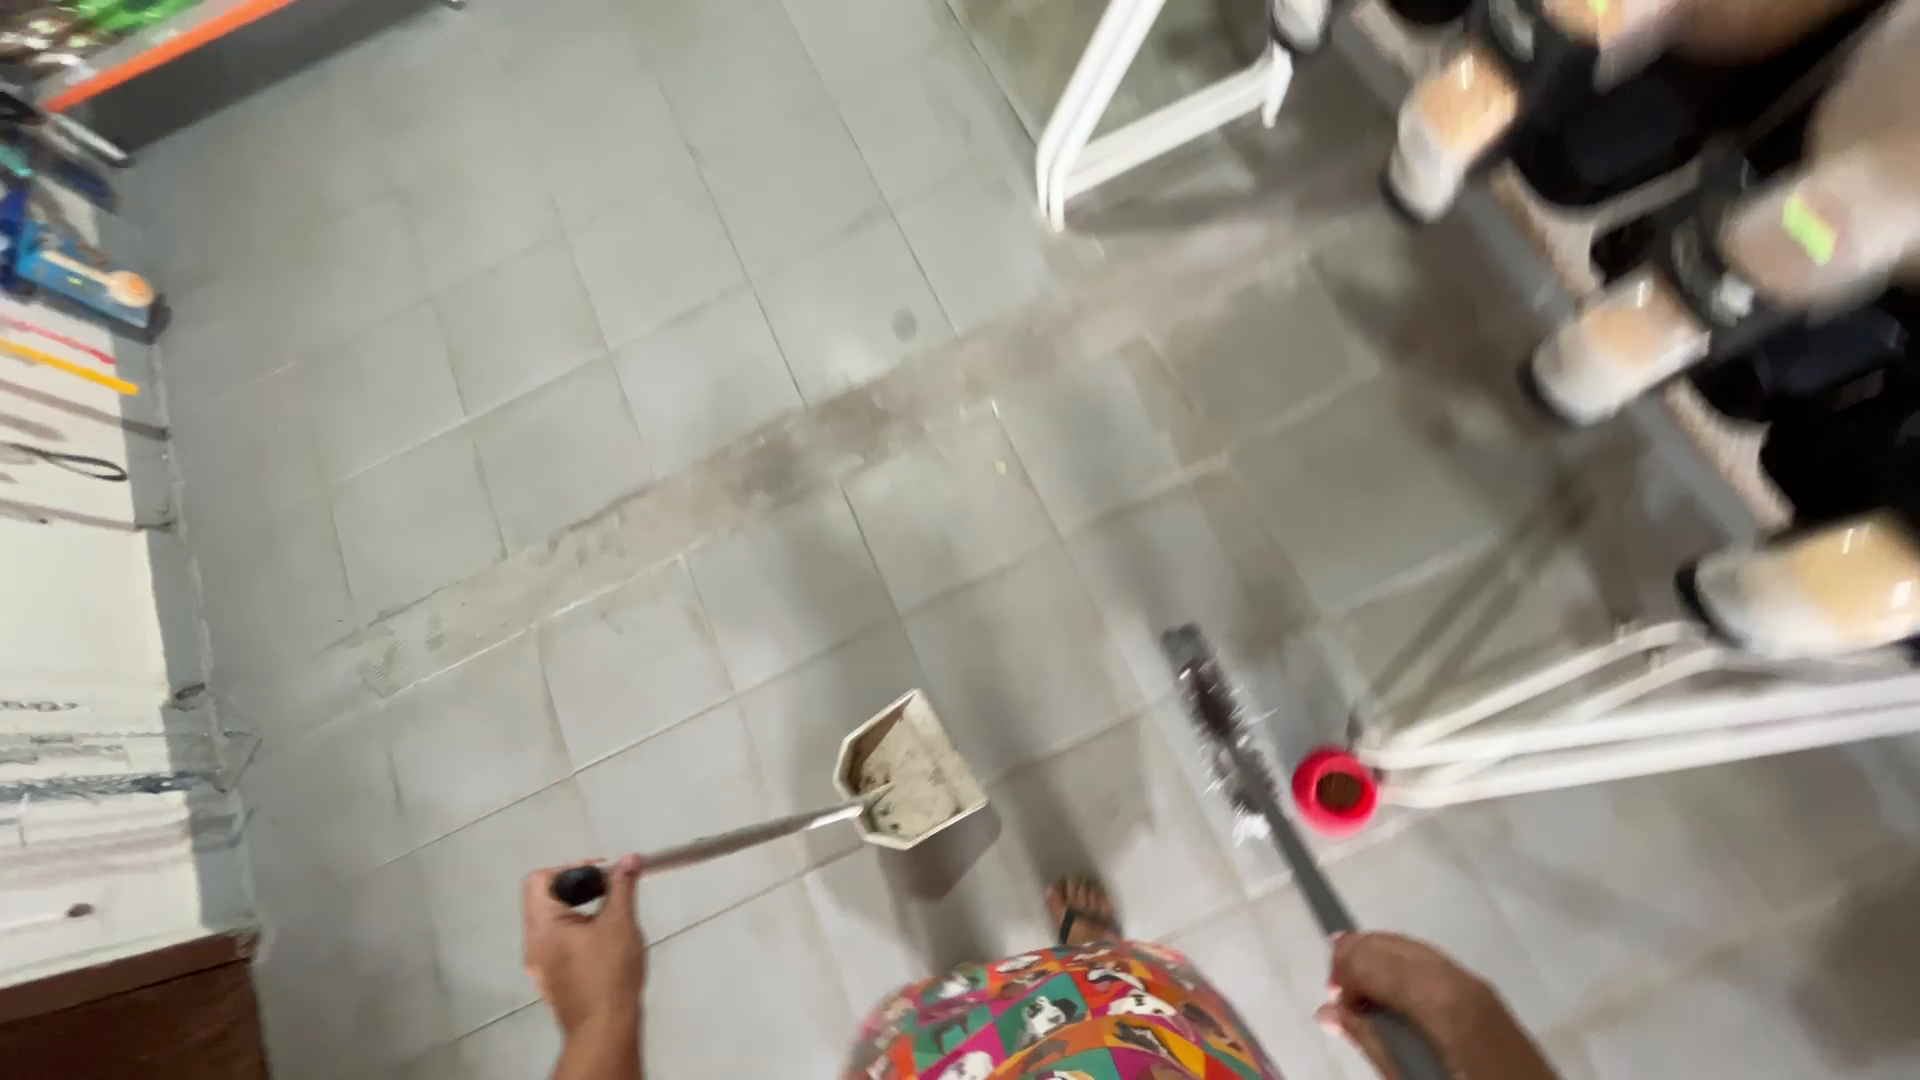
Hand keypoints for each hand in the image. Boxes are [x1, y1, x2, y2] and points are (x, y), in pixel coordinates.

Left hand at [523, 855, 646, 1036]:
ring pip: (551, 922)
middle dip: (577, 887)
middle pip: (543, 899)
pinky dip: (576, 930)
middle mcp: (533, 944)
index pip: (538, 880)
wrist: (604, 1027)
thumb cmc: (610, 969)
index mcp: (543, 927)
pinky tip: (602, 940)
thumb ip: (622, 885)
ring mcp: (539, 965)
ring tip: (609, 912)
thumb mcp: (620, 921)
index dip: (568, 868)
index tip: (599, 874)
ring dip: (578, 908)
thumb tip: (630, 857)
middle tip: (608, 889)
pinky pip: (557, 942)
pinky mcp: (551, 978)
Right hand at [1320, 932, 1558, 1079]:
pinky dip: (1402, 970)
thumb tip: (1328, 1012)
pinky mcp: (1485, 995)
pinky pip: (1429, 963)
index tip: (1334, 1007)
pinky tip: (1397, 1000)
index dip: (1341, 975)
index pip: (1369, 960)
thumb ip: (1373, 1044)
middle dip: (1355, 960)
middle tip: (1341, 999)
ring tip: (1365, 1000)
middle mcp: (1456, 978)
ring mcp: (1475, 983)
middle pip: (1387, 943)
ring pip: (1407, 947)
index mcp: (1438, 1000)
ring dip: (1378, 963)